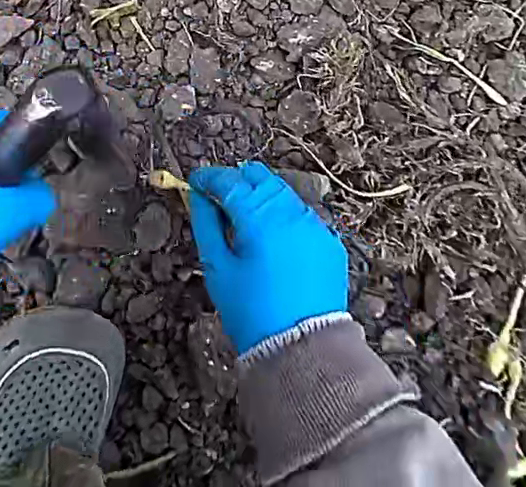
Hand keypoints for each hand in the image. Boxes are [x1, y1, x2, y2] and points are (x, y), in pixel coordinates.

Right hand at [188, 162, 348, 353]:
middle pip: (259, 176)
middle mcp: (291, 211)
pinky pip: (301, 214)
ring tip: (243, 220)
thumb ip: (206, 225)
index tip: (195, 181)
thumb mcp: (219, 269)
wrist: (303, 349)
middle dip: (236, 181)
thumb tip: (197, 197)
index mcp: (260, 216)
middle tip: (218, 199)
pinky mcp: (329, 239)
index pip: (230, 180)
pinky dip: (283, 215)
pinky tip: (272, 238)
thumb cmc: (252, 313)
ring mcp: (314, 223)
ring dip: (261, 196)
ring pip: (282, 191)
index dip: (209, 177)